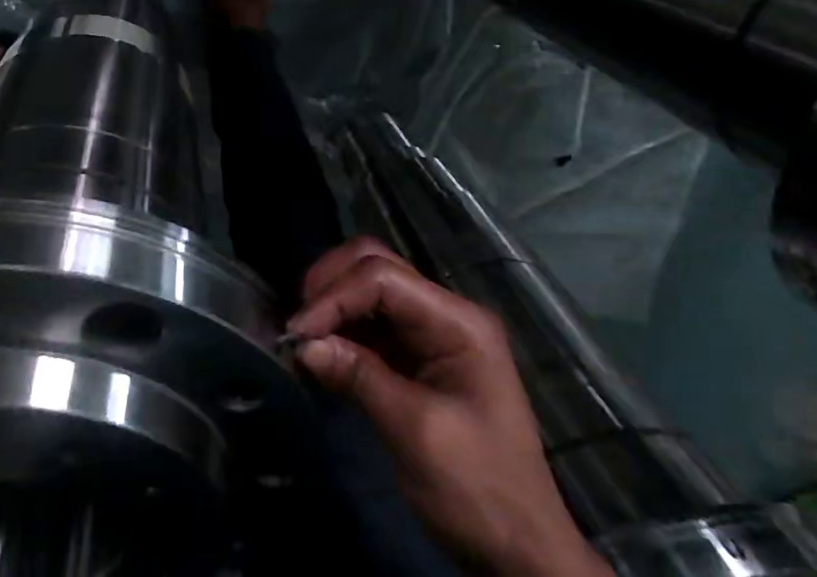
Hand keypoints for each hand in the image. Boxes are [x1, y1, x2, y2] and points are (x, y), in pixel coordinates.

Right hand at [288, 237, 612, 576]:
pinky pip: (369, 326)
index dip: (335, 297)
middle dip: (331, 286)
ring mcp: (430, 333)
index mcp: (457, 321)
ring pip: (368, 291)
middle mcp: (443, 313)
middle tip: (298, 327)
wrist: (519, 548)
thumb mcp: (416, 432)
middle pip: (376, 267)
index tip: (297, 334)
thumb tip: (303, 345)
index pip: (383, 277)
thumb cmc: (478, 489)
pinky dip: (340, 331)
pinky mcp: (414, 357)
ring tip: (301, 341)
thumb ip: (359, 377)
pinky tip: (319, 353)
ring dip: (332, 307)